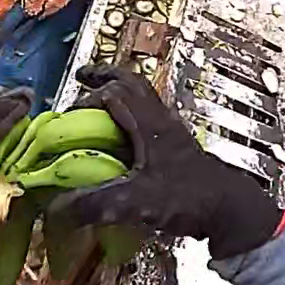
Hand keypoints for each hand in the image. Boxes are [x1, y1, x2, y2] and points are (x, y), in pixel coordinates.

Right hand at [50, 67, 282, 258]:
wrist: (229, 208)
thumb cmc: (189, 198)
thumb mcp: (136, 202)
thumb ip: (96, 204)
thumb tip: (56, 207)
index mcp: (150, 124)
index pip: (115, 94)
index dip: (88, 99)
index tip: (67, 118)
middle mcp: (161, 121)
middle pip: (132, 84)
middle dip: (105, 77)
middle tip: (83, 77)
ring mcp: (170, 131)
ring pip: (142, 99)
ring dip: (119, 94)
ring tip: (98, 101)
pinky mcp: (175, 147)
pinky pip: (148, 119)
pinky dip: (129, 116)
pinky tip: (120, 136)